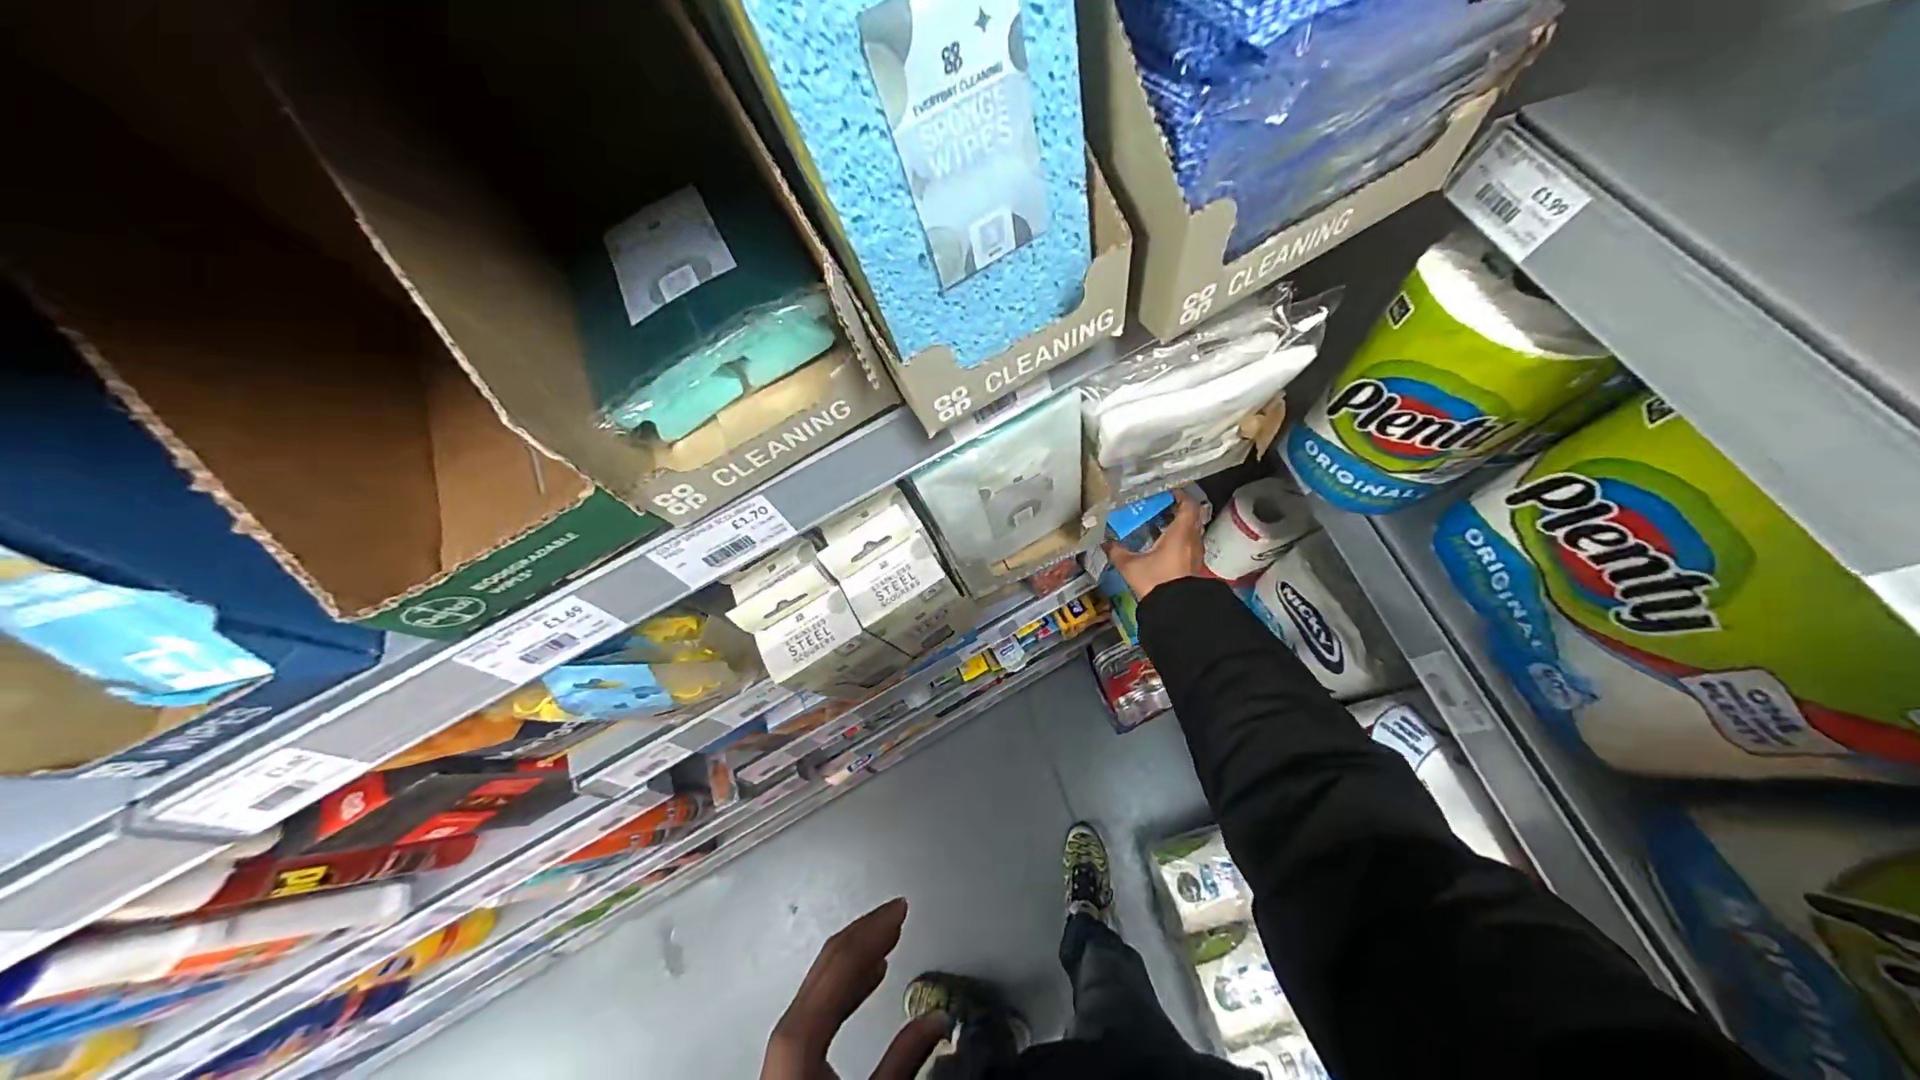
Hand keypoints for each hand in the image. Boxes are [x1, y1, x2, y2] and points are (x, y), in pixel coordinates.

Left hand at [761, 898, 948, 1079]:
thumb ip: (903, 1064)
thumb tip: (940, 1021)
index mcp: (801, 1037)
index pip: (842, 964)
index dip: (874, 931)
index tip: (902, 909)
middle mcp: (788, 1031)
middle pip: (827, 964)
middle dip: (865, 933)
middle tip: (898, 912)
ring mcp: (785, 1044)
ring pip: (822, 981)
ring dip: (858, 955)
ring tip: (889, 938)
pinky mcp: (790, 1058)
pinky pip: (821, 1004)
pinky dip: (847, 984)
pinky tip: (869, 977)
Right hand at [1106, 492, 1207, 599]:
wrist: (1176, 609)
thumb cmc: (1156, 581)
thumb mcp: (1130, 566)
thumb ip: (1117, 552)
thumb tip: (1104, 542)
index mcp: (1181, 532)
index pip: (1188, 504)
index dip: (1180, 495)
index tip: (1167, 492)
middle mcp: (1193, 539)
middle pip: (1192, 516)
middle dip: (1178, 510)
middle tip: (1161, 507)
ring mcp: (1196, 554)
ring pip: (1191, 532)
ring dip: (1180, 526)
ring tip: (1161, 525)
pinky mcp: (1195, 566)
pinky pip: (1189, 545)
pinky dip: (1180, 540)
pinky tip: (1164, 546)